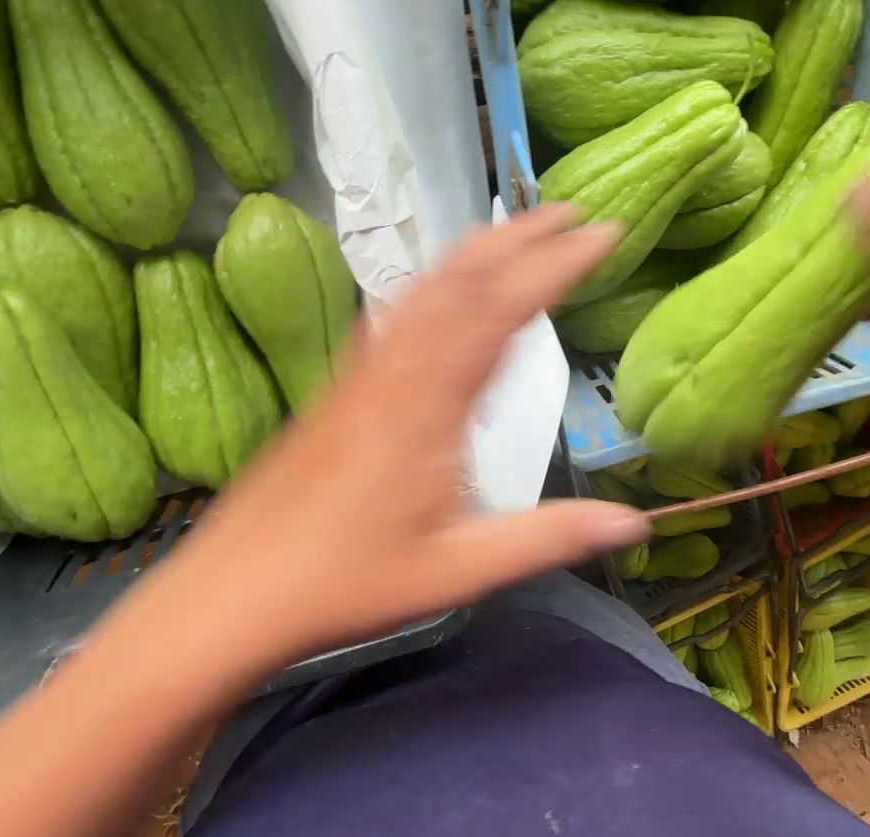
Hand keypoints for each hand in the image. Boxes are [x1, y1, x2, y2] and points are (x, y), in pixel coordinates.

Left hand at [88, 204, 649, 700]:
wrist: (235, 592)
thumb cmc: (347, 584)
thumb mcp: (458, 571)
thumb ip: (546, 540)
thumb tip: (634, 526)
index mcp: (426, 409)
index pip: (499, 311)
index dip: (555, 264)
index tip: (604, 232)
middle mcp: (391, 374)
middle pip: (458, 280)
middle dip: (519, 237)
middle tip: (572, 211)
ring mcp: (357, 377)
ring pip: (419, 290)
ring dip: (473, 252)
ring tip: (517, 231)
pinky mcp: (336, 392)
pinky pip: (393, 316)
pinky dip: (432, 285)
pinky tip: (440, 292)